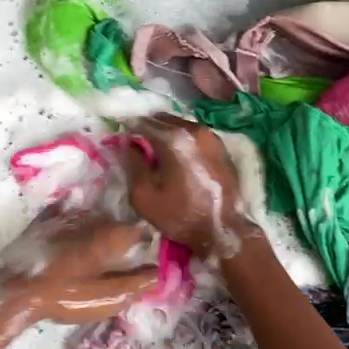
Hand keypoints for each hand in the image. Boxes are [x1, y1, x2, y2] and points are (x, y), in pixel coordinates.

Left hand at [0, 210, 159, 323]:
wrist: (14, 289)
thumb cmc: (64, 295)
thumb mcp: (106, 299)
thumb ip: (136, 284)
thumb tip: (158, 272)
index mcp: (113, 234)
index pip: (141, 231)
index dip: (144, 244)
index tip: (141, 257)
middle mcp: (95, 217)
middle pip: (117, 223)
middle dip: (120, 237)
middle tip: (115, 260)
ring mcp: (69, 214)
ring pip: (94, 217)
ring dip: (97, 229)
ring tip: (90, 252)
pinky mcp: (47, 218)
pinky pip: (69, 213)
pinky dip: (74, 222)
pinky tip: (70, 239)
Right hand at [123, 114, 251, 256]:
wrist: (225, 229)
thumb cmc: (182, 215)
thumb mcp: (145, 197)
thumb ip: (133, 165)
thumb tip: (127, 145)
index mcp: (173, 138)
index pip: (142, 122)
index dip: (129, 131)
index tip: (123, 143)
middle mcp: (194, 129)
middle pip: (162, 119)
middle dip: (148, 130)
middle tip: (140, 150)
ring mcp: (211, 136)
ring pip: (180, 125)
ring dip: (166, 134)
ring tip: (159, 155)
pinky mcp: (221, 146)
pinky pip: (195, 135)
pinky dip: (183, 141)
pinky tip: (179, 159)